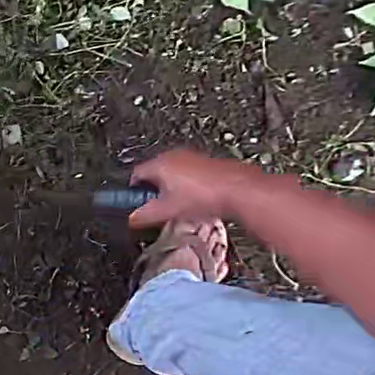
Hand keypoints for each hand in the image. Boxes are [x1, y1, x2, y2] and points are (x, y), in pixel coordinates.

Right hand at [127, 150, 257, 229]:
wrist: (241, 190)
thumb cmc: (206, 195)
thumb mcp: (167, 211)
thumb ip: (144, 215)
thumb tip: (133, 219)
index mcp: (159, 163)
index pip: (135, 175)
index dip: (134, 192)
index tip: (138, 203)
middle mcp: (174, 156)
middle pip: (154, 174)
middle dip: (154, 191)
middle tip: (160, 207)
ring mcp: (193, 157)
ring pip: (173, 174)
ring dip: (173, 189)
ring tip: (182, 206)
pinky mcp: (208, 163)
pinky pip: (191, 175)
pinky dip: (190, 186)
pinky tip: (199, 201)